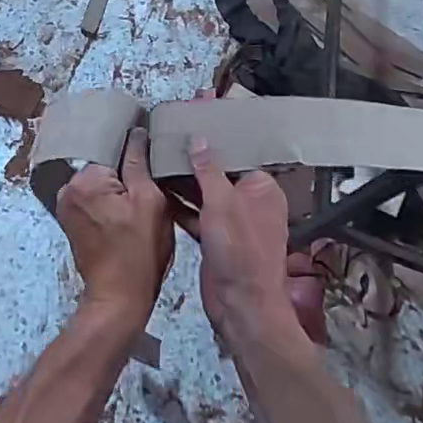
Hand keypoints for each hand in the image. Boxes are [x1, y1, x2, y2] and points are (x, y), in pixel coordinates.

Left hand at [55, 127, 172, 328]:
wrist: (119, 298)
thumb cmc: (139, 251)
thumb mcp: (150, 200)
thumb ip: (140, 162)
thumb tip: (136, 132)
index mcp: (85, 180)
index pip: (115, 148)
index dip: (137, 154)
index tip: (153, 161)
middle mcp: (68, 187)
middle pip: (106, 164)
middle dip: (127, 172)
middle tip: (150, 188)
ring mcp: (67, 204)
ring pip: (102, 180)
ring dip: (120, 187)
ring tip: (140, 201)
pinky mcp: (71, 219)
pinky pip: (95, 196)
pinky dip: (110, 200)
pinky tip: (127, 212)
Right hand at [181, 137, 312, 346]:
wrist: (241, 306)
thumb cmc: (240, 249)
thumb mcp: (221, 201)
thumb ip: (208, 169)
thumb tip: (199, 139)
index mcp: (262, 187)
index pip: (239, 152)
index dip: (218, 135)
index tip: (198, 116)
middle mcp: (250, 201)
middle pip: (221, 171)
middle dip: (198, 157)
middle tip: (174, 133)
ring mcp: (233, 221)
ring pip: (207, 193)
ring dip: (186, 181)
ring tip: (161, 156)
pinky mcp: (217, 238)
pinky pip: (198, 214)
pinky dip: (182, 205)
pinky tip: (160, 190)